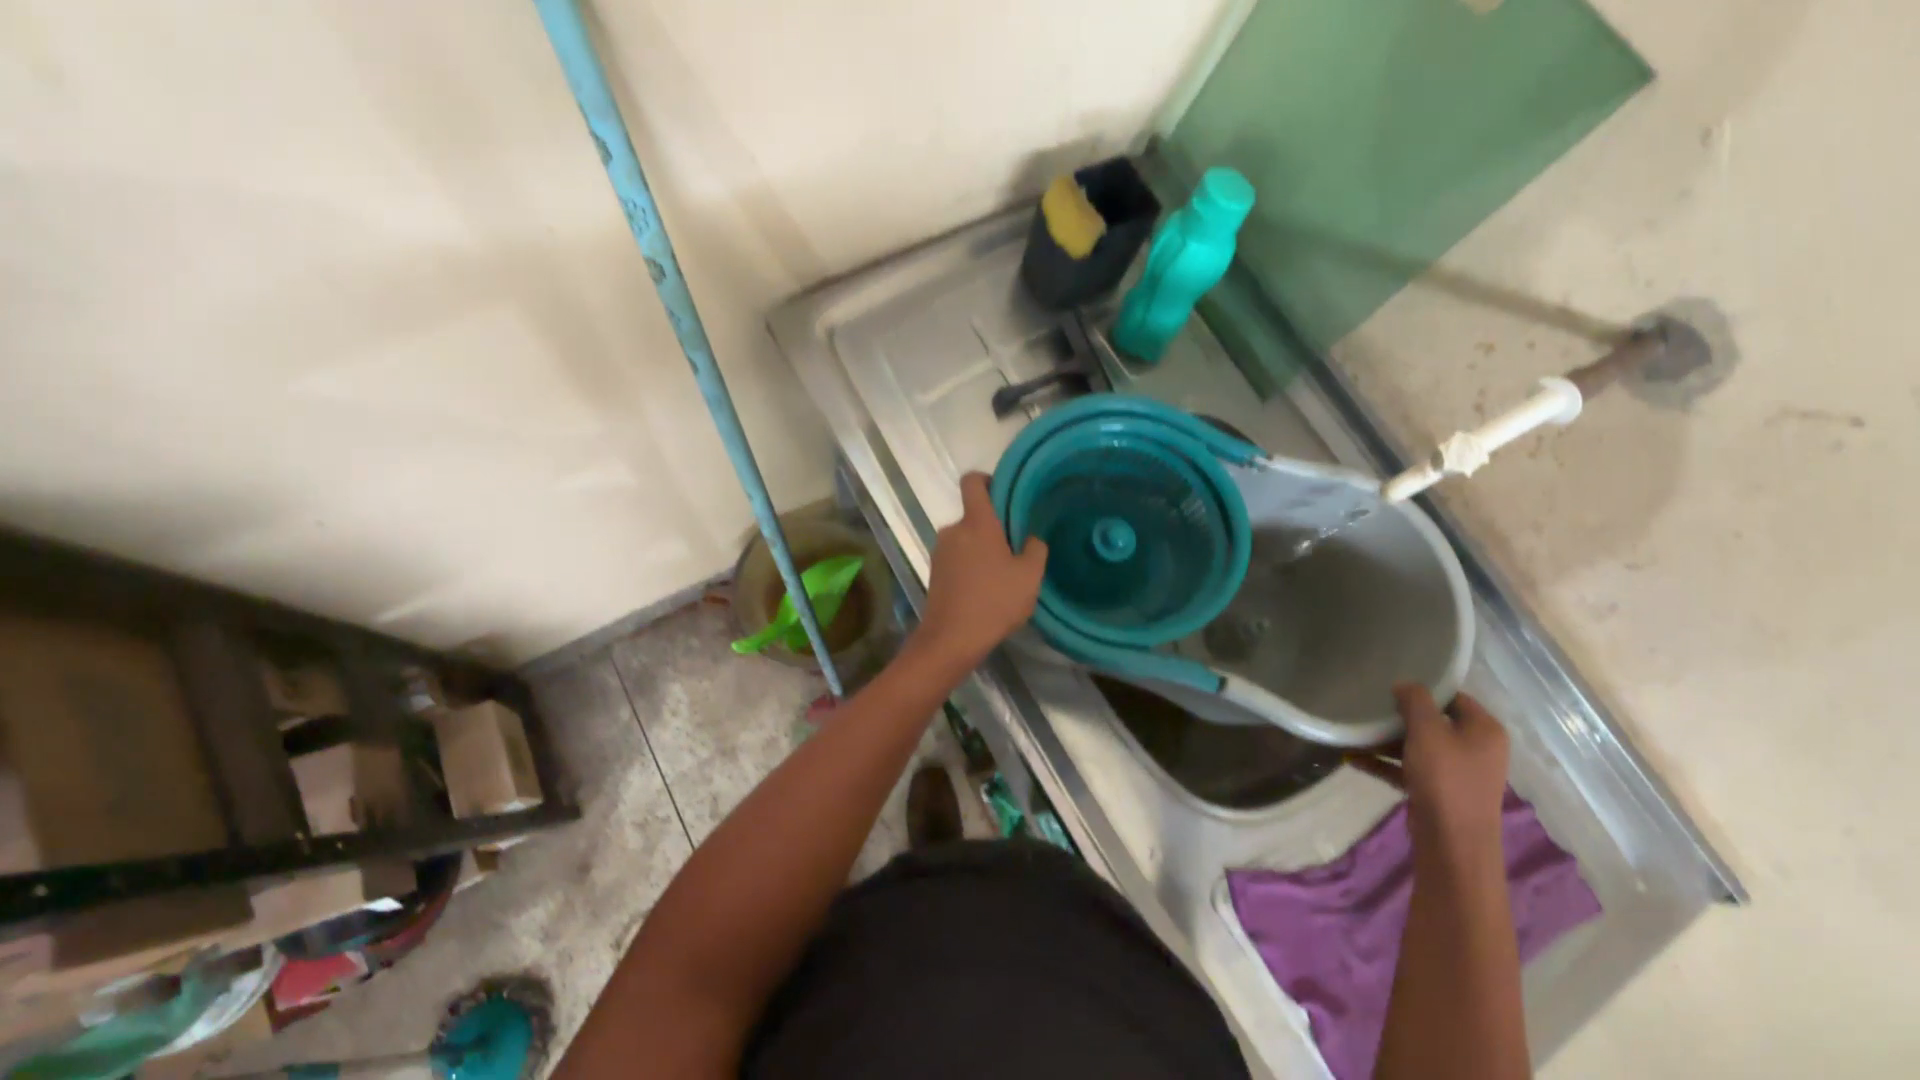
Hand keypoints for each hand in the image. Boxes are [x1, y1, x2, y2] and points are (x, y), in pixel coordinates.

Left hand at [913, 472, 1047, 668]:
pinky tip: (985, 589)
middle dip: (993, 528)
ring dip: (982, 550)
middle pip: (974, 516)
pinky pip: (957, 558)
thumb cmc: (995, 601)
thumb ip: (1035, 549)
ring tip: (1002, 575)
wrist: (952, 638)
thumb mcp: (1030, 576)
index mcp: (977, 523)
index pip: (973, 482)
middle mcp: (953, 530)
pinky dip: (970, 566)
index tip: (1004, 494)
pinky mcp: (935, 572)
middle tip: (1015, 549)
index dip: (987, 480)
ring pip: (966, 539)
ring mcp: (940, 552)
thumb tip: (1029, 538)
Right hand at [1348, 684, 1509, 852]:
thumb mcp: (1428, 731)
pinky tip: (1355, 759)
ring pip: (1419, 747)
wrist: (1452, 841)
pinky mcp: (1439, 793)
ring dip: (1388, 741)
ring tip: (1357, 732)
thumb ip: (1416, 701)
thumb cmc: (1445, 778)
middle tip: (1371, 706)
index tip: (1391, 685)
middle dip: (1400, 717)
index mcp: (1485, 729)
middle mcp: (1476, 748)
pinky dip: (1386, 764)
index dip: (1424, 690)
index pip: (1454, 697)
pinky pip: (1410, 769)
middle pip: (1434, 722)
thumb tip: (1404, 684)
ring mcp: (1458, 773)